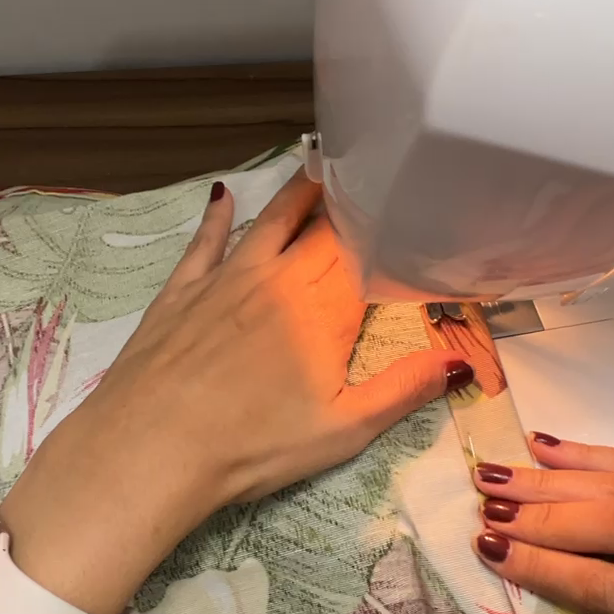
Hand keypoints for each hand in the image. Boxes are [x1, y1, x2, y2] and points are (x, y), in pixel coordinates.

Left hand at [2, 173, 470, 613]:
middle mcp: (279, 278)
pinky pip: (206, 240)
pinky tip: (222, 195)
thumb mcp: (343, 430)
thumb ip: (403, 390)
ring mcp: (226, 278)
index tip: (410, 216)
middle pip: (322, 231)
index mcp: (323, 311)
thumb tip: (460, 360)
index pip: (364, 257)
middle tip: (373, 179)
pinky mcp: (182, 288)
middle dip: (352, 206)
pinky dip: (218, 216)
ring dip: (298, 193)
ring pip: (271, 221)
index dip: (389, 236)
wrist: (152, 447)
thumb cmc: (254, 446)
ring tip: (320, 166)